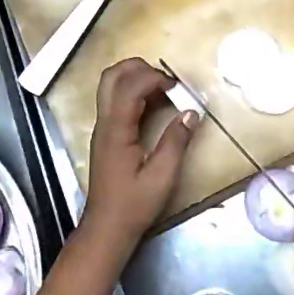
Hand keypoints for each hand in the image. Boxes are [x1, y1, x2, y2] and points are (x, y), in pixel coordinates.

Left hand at [82, 59, 195, 243]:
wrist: (107, 227)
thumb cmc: (134, 205)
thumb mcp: (162, 176)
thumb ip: (176, 142)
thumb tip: (191, 113)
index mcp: (116, 130)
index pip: (128, 87)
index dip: (152, 78)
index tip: (176, 86)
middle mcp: (104, 123)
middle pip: (111, 76)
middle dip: (138, 68)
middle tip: (166, 80)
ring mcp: (102, 128)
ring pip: (109, 86)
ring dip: (134, 78)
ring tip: (163, 89)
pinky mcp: (105, 135)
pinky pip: (114, 100)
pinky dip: (133, 92)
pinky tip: (154, 105)